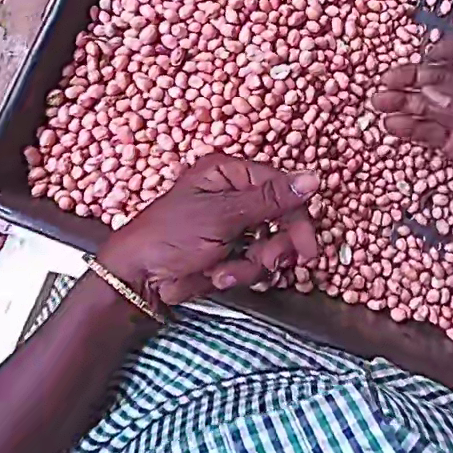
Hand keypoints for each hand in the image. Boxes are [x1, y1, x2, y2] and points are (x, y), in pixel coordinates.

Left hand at [98, 154, 320, 307]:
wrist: (139, 278)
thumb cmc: (172, 235)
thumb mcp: (223, 215)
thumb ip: (270, 200)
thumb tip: (313, 179)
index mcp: (228, 173)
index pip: (279, 187)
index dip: (297, 215)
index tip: (308, 247)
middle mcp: (233, 195)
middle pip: (280, 218)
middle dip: (274, 245)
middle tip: (273, 262)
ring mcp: (232, 225)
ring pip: (270, 245)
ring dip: (252, 264)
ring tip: (226, 272)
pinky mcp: (229, 252)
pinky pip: (254, 263)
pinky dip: (239, 273)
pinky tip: (217, 277)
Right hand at [369, 32, 452, 231]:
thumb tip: (429, 92)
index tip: (430, 54)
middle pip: (446, 77)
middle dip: (416, 77)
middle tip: (389, 81)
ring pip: (432, 103)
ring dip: (405, 101)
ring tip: (380, 103)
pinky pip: (428, 130)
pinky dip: (409, 127)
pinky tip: (392, 126)